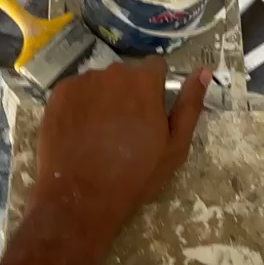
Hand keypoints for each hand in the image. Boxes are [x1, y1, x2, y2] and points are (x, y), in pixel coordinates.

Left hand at [33, 59, 211, 243]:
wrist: (81, 198)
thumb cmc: (135, 175)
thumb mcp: (175, 146)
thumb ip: (190, 105)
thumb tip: (204, 72)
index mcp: (144, 82)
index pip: (156, 67)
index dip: (156, 88)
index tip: (152, 112)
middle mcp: (112, 72)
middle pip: (126, 75)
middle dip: (129, 93)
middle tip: (126, 129)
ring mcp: (83, 81)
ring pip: (100, 82)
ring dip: (104, 98)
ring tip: (100, 133)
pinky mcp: (59, 93)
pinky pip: (76, 91)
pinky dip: (80, 105)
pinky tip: (80, 132)